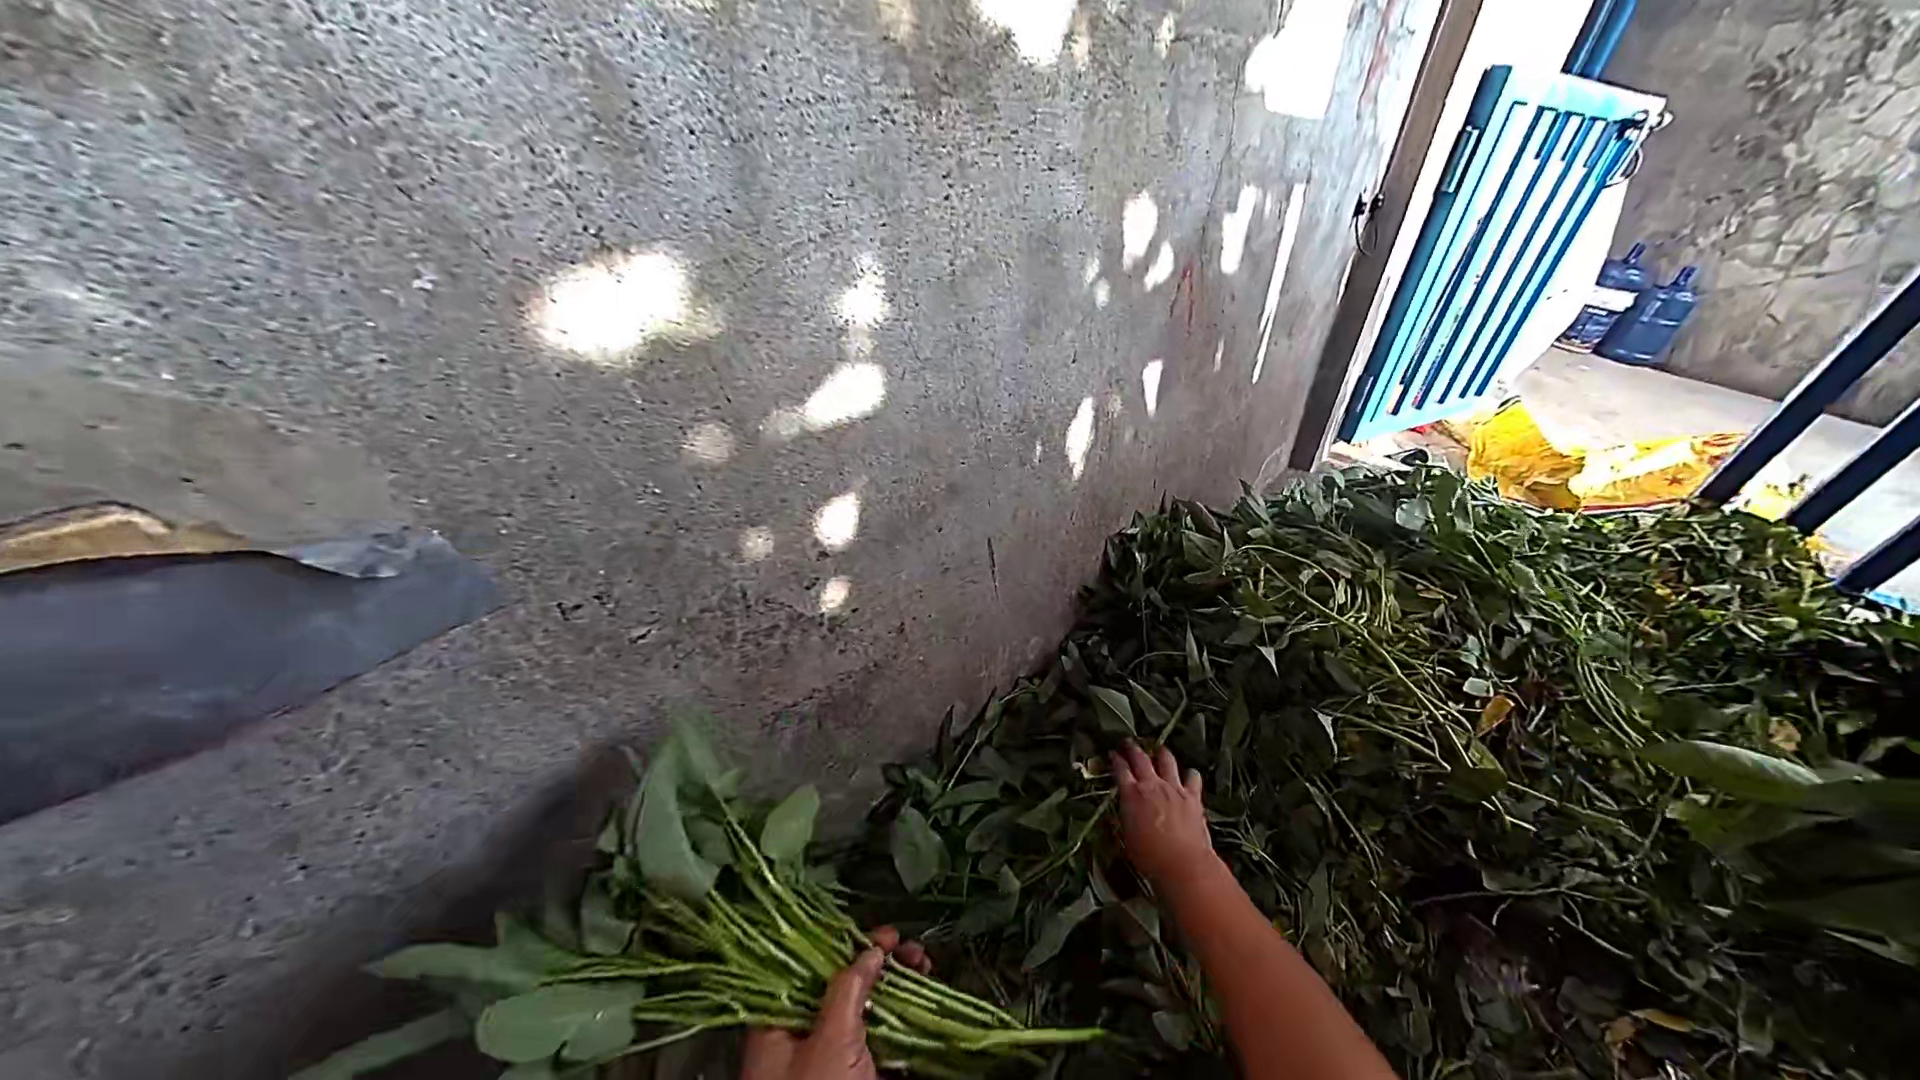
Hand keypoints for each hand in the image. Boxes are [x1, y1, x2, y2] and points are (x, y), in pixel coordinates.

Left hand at [739, 927, 930, 1079]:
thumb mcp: (830, 1039)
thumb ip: (848, 987)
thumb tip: (871, 950)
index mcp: (779, 1023)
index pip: (811, 964)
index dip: (848, 942)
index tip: (887, 934)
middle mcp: (803, 1035)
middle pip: (842, 983)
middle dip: (881, 963)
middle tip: (913, 953)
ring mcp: (832, 1059)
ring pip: (865, 1008)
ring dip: (897, 986)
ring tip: (925, 969)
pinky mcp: (858, 1078)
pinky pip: (880, 1038)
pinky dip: (903, 1018)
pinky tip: (924, 1001)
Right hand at [1110, 739, 1214, 889]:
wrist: (1184, 865)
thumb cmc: (1151, 857)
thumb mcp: (1127, 836)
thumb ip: (1125, 816)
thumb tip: (1123, 809)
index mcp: (1132, 795)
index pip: (1120, 769)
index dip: (1115, 759)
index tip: (1113, 754)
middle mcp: (1152, 786)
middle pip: (1141, 758)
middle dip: (1133, 748)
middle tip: (1129, 742)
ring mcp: (1174, 789)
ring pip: (1166, 760)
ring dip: (1161, 753)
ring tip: (1158, 749)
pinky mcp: (1193, 797)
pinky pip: (1192, 778)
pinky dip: (1190, 774)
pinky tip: (1190, 773)